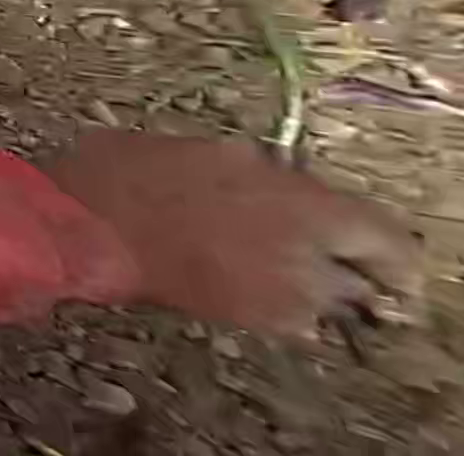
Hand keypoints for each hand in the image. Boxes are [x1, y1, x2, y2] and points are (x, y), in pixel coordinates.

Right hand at [46, 132, 419, 338]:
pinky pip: (289, 317)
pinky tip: (222, 283)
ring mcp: (287, 281)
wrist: (82, 222)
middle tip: (313, 268)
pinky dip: (268, 305)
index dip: (380, 247)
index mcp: (281, 183)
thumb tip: (246, 164)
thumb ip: (223, 160)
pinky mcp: (261, 315)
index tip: (371, 253)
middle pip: (369, 271)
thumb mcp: (167, 146)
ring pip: (327, 297)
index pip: (381, 230)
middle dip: (346, 271)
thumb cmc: (110, 172)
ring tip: (246, 270)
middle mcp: (303, 234)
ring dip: (301, 287)